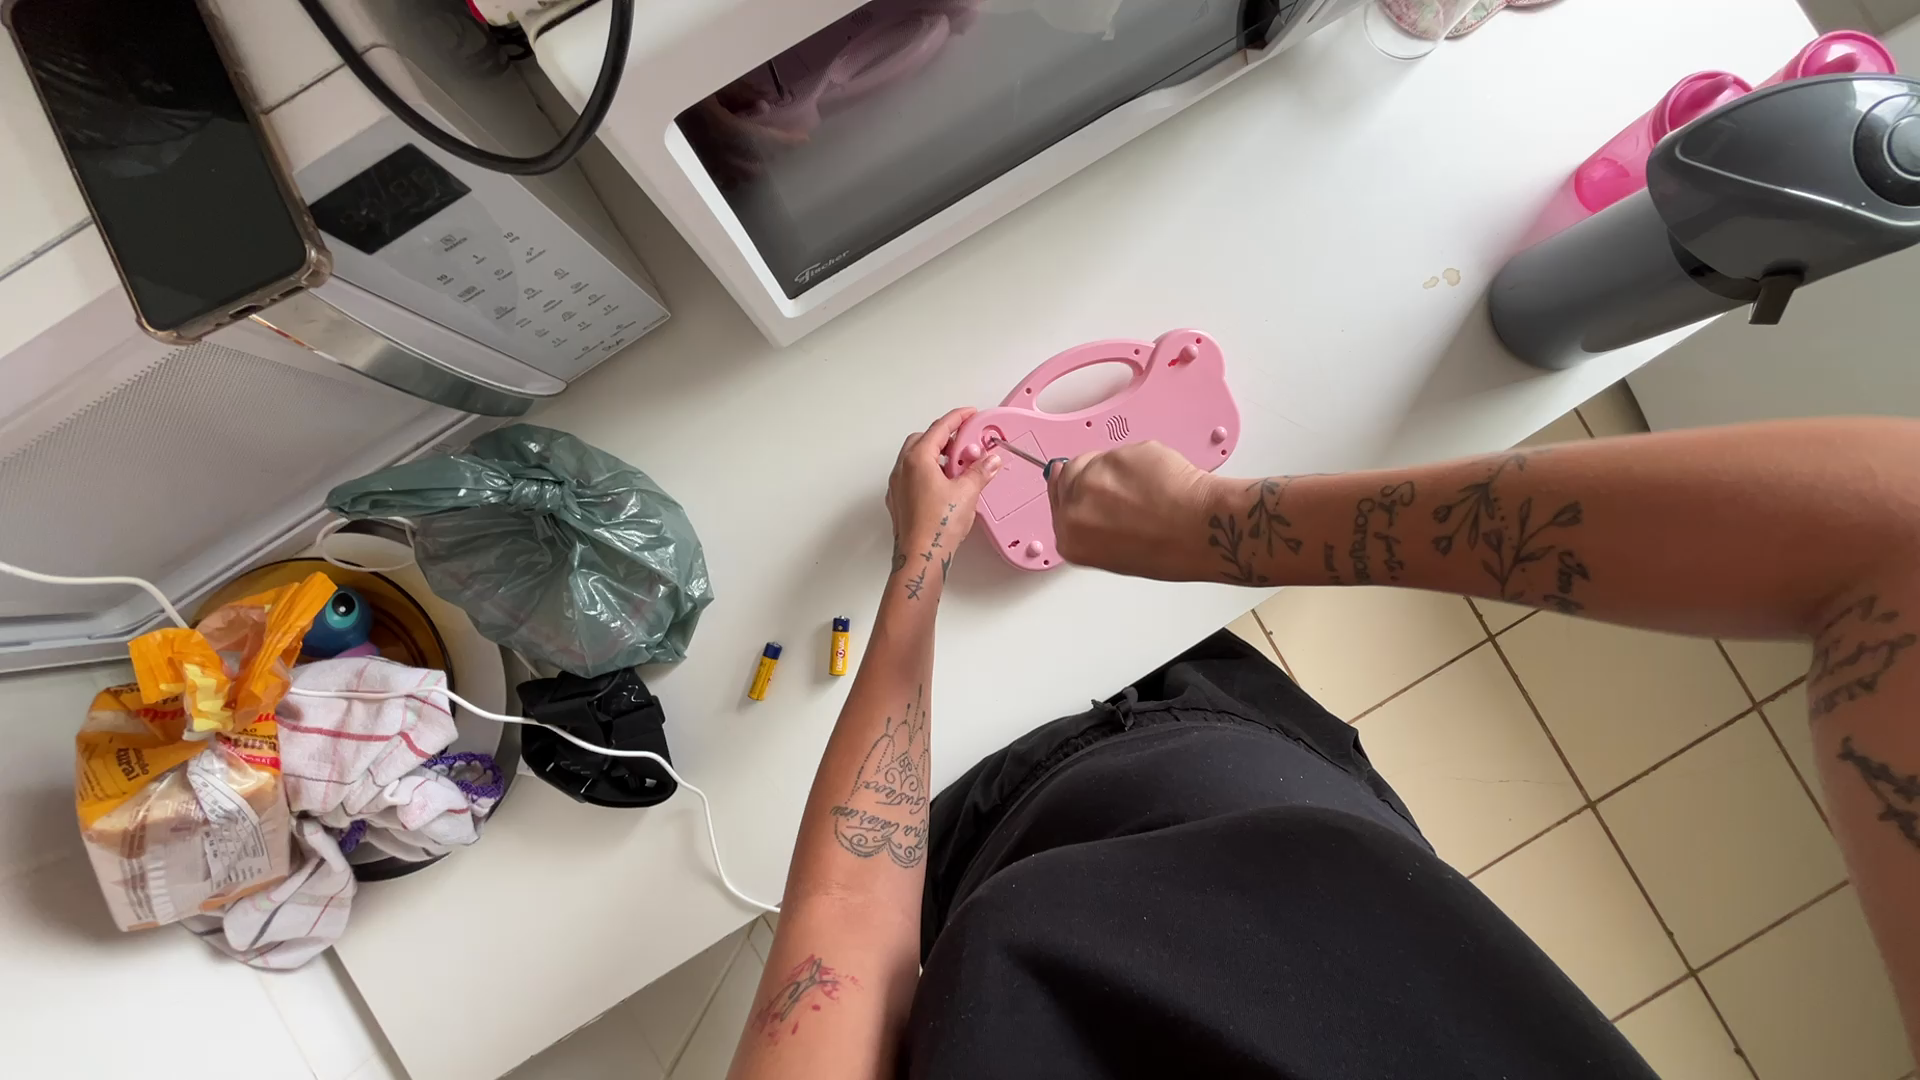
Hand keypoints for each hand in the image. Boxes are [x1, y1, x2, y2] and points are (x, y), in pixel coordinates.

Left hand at [885, 408, 1001, 597]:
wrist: (920, 557)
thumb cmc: (937, 526)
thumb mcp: (967, 493)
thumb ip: (980, 471)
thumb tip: (990, 460)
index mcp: (917, 460)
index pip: (939, 428)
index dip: (957, 418)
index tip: (968, 414)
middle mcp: (902, 470)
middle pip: (922, 440)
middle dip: (943, 437)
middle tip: (964, 441)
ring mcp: (897, 487)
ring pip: (914, 459)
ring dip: (935, 456)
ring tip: (958, 466)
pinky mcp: (898, 503)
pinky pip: (912, 478)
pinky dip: (927, 473)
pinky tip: (944, 486)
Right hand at [1049, 441, 1217, 580]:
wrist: (1201, 530)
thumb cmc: (1170, 550)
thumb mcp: (1115, 552)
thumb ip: (1089, 527)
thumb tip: (1084, 500)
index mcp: (1071, 539)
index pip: (1057, 504)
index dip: (1075, 494)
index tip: (1086, 490)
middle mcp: (1074, 508)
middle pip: (1068, 475)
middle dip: (1092, 478)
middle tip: (1123, 492)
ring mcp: (1094, 478)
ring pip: (1093, 459)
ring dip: (1114, 468)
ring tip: (1144, 490)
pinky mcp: (1117, 455)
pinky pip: (1121, 452)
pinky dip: (1137, 461)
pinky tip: (1155, 480)